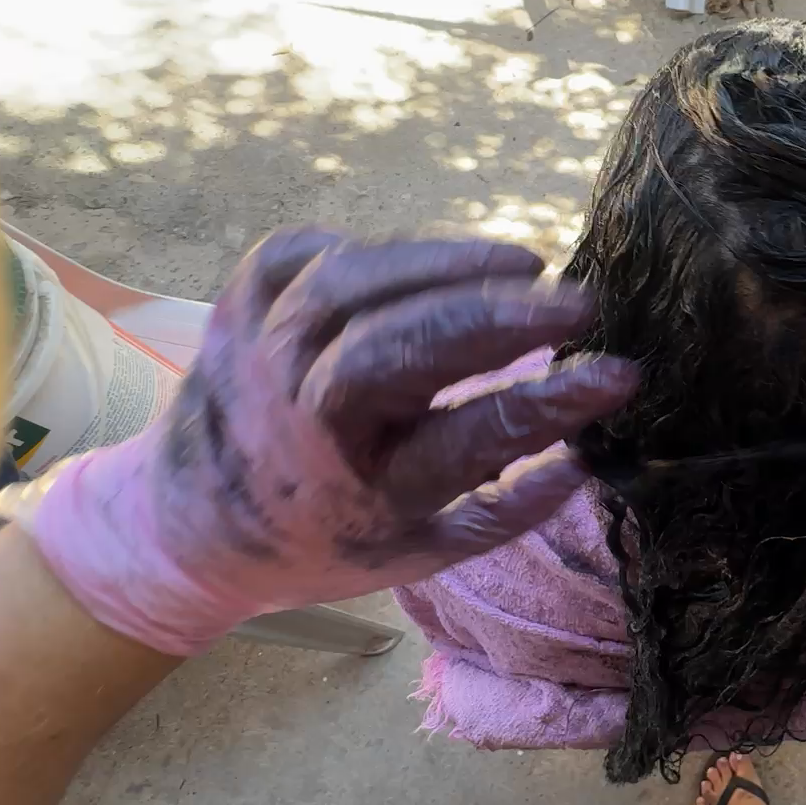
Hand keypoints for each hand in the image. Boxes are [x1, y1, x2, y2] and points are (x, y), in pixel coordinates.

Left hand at [0, 229, 636, 654]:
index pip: (477, 434)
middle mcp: (306, 417)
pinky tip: (446, 265)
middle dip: (502, 317)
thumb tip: (592, 456)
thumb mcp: (431, 554)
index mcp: (369, 490)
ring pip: (360, 283)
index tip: (623, 374)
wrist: (182, 525)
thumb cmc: (330, 543)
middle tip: (581, 304)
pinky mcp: (240, 300)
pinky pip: (320, 252)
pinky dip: (394, 250)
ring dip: (456, 266)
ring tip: (531, 266)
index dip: (556, 400)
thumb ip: (515, 510)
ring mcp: (262, 347)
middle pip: (404, 345)